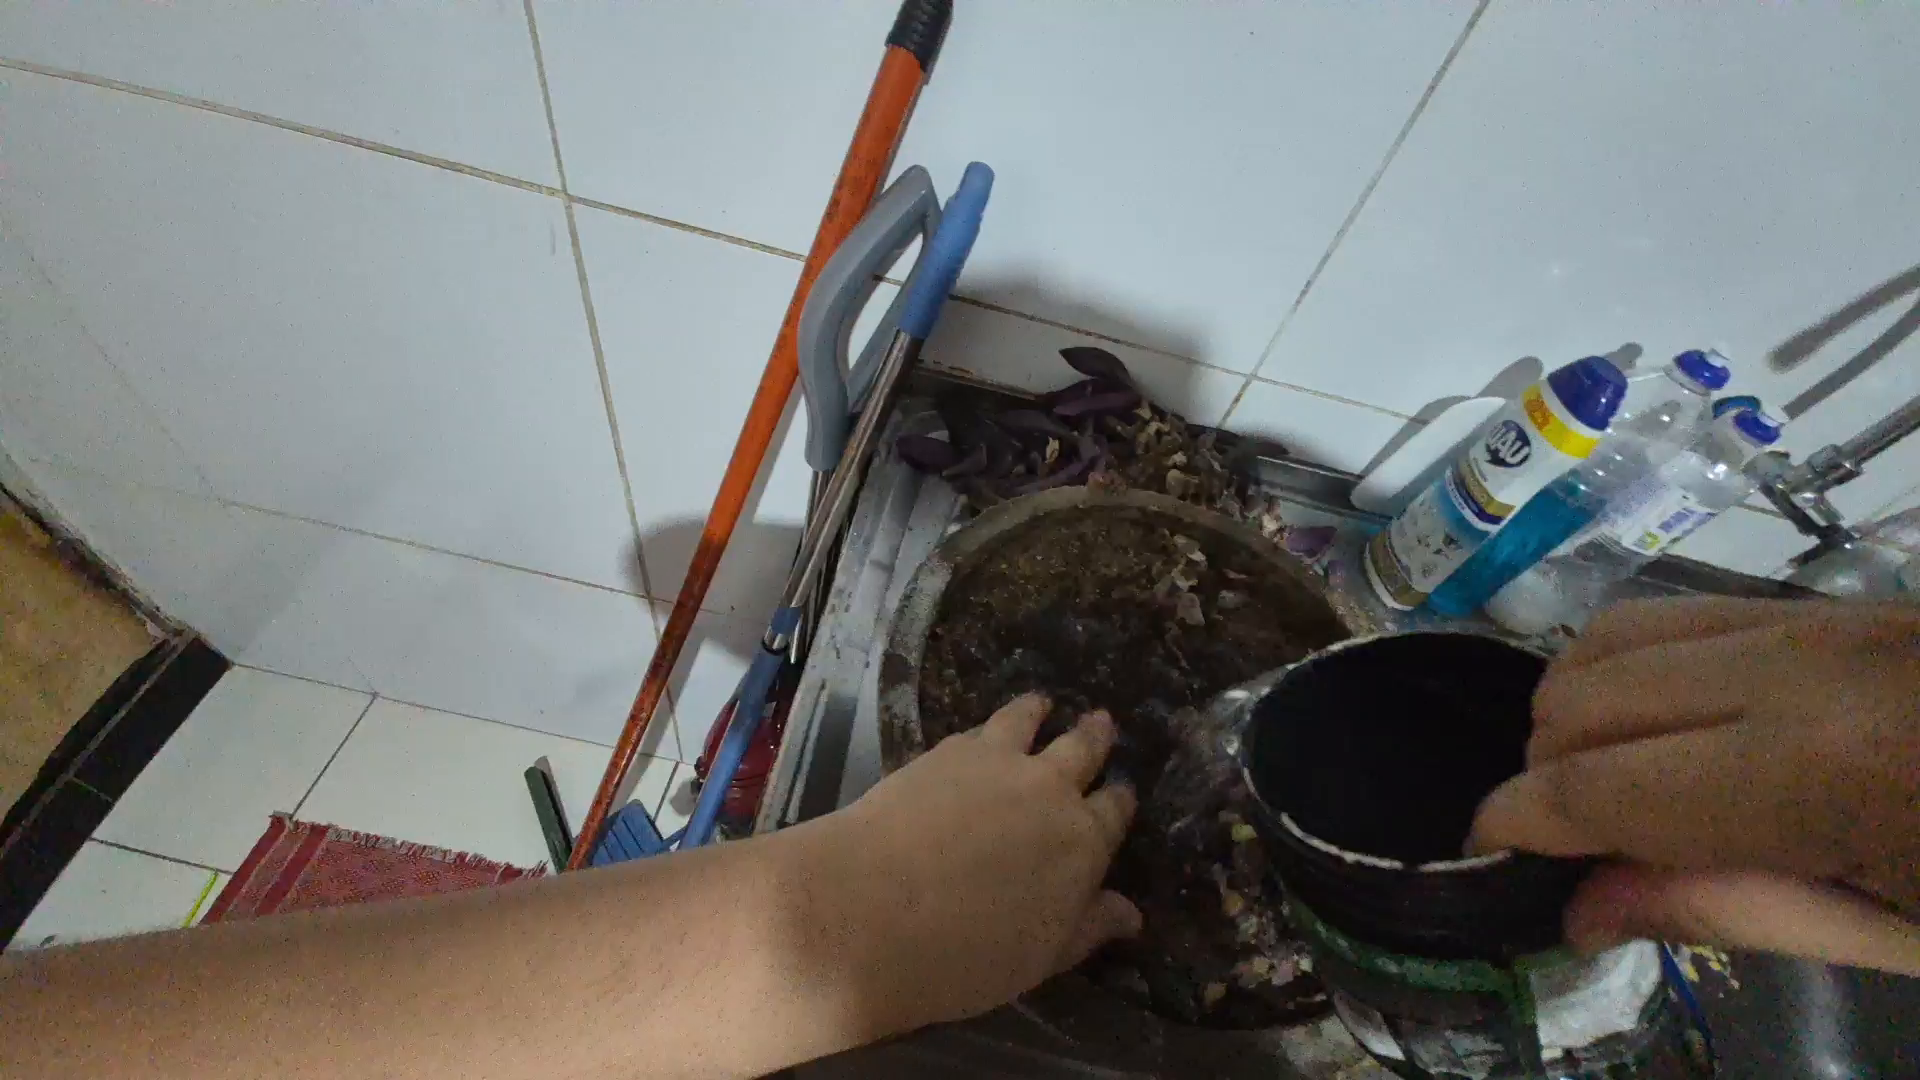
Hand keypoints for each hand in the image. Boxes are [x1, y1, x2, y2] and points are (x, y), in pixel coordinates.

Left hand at [795, 693, 1140, 1034]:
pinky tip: (986, 728)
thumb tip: (1131, 914)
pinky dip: (994, 721)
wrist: (875, 904)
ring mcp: (998, 760)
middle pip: (1081, 751)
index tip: (1122, 791)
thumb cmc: (965, 952)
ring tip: (1043, 702)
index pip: (1112, 812)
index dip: (1118, 800)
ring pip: (1030, 721)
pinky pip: (982, 726)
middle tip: (1101, 720)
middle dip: (1095, 736)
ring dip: (1040, 710)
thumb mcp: (1040, 956)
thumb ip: (1087, 927)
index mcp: (1081, 842)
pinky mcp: (950, 748)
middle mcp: (1049, 788)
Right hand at [1470, 597, 1919, 974]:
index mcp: (1833, 765)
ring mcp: (1812, 616)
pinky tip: (1654, 722)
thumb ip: (1736, 915)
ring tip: (1610, 777)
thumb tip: (1578, 909)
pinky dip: (1617, 670)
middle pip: (1574, 704)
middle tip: (1579, 842)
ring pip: (1597, 645)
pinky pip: (1657, 617)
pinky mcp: (1826, 602)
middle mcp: (1798, 664)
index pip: (1598, 787)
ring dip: (1569, 715)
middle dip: (1544, 775)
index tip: (1484, 850)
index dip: (1519, 821)